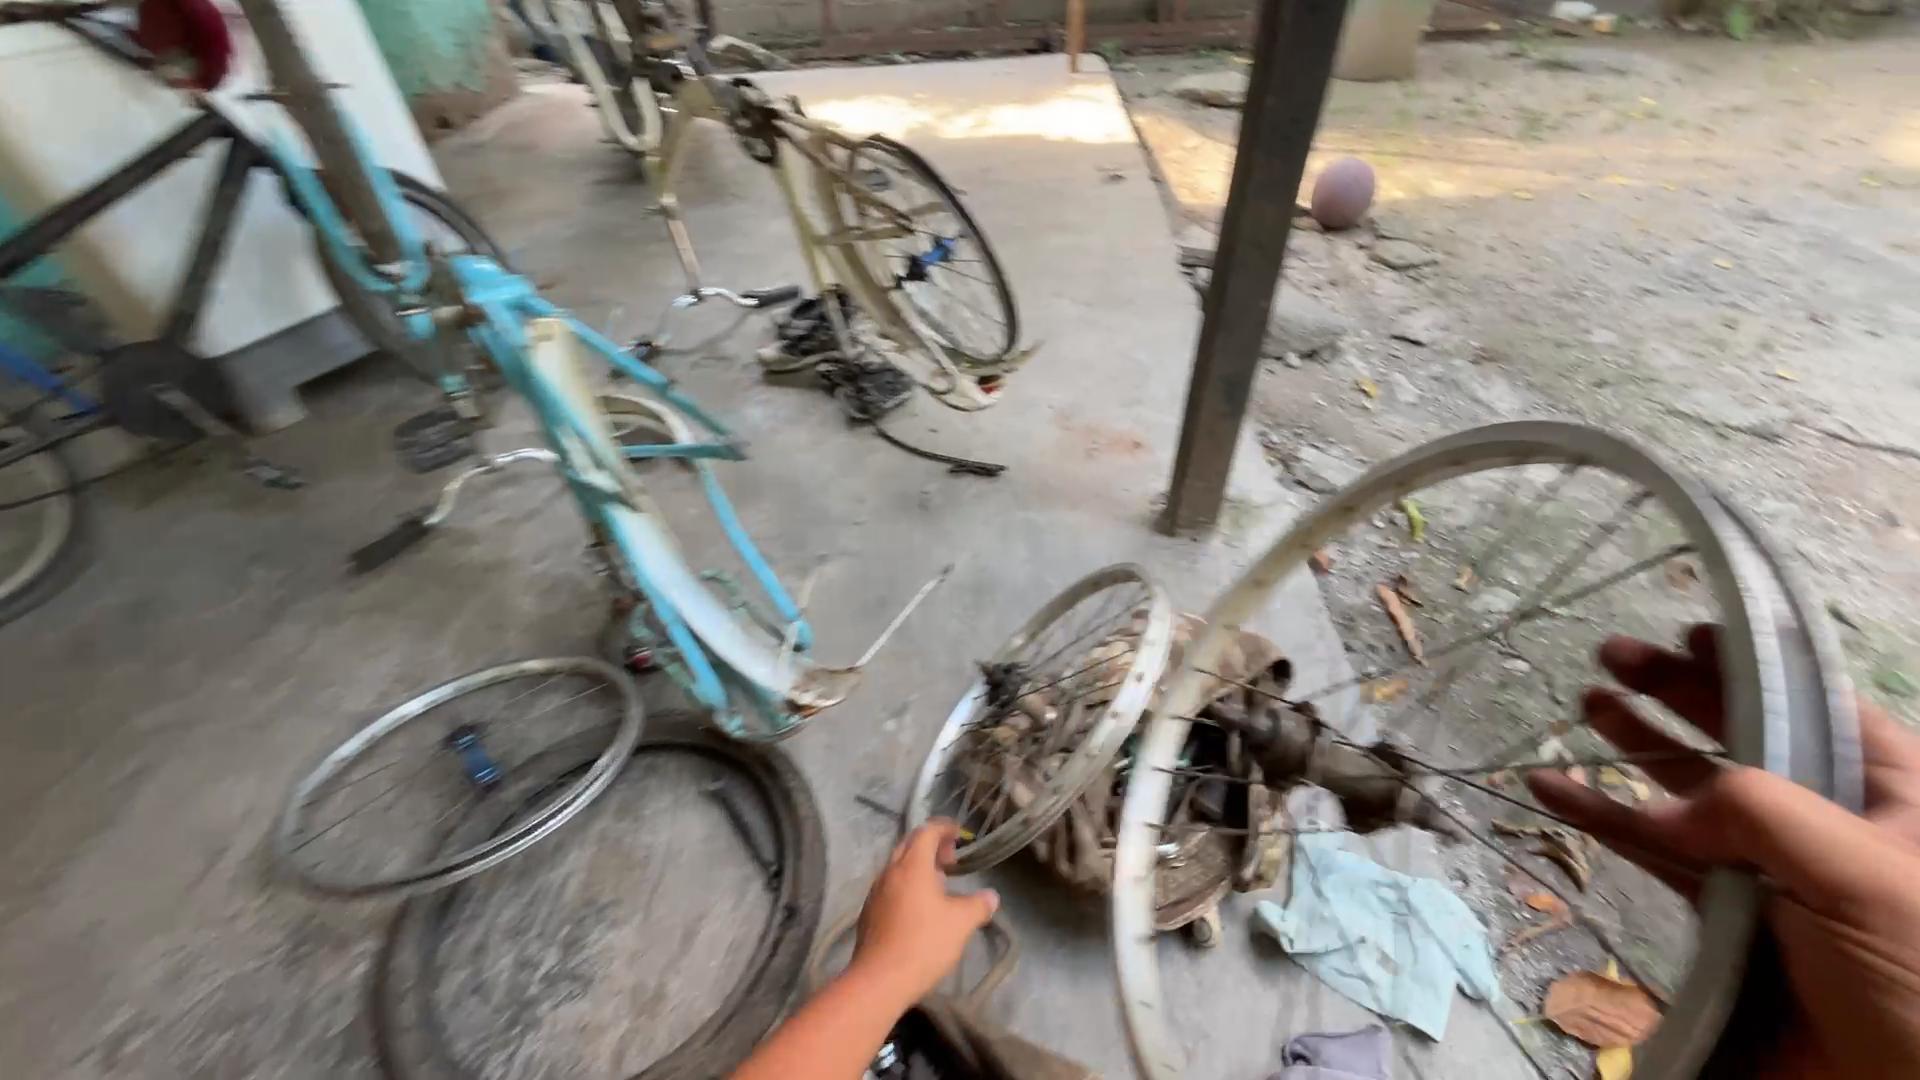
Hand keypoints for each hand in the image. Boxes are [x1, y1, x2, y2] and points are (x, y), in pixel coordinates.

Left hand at [850, 819, 999, 1009]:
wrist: (879, 980)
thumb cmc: (923, 943)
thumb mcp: (960, 924)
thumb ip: (978, 905)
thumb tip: (991, 896)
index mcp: (912, 865)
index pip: (927, 831)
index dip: (945, 827)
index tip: (960, 833)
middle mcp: (891, 871)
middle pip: (910, 844)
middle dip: (932, 845)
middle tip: (951, 860)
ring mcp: (876, 891)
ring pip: (898, 866)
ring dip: (918, 866)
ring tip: (938, 884)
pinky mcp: (869, 912)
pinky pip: (890, 886)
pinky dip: (906, 884)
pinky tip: (918, 907)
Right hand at [1529, 625, 1919, 1078]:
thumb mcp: (1868, 877)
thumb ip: (1761, 810)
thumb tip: (1666, 807)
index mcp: (1899, 806)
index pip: (1824, 711)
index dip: (1759, 669)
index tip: (1692, 632)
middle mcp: (1831, 825)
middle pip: (1743, 735)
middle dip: (1676, 692)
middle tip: (1612, 655)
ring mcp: (1770, 866)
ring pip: (1686, 786)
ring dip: (1630, 744)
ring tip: (1585, 703)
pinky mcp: (1721, 908)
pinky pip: (1647, 846)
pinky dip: (1595, 814)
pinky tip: (1549, 786)